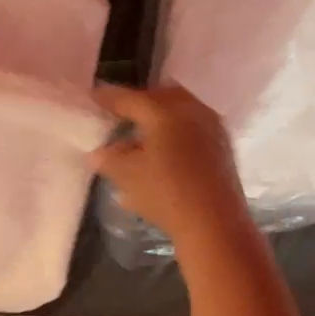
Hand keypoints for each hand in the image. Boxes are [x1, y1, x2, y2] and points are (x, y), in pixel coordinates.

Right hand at [89, 84, 253, 247]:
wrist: (212, 219)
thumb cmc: (164, 193)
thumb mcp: (126, 176)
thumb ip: (109, 159)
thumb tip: (99, 151)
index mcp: (164, 113)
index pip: (131, 99)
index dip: (109, 97)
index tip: (93, 96)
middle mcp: (191, 110)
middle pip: (161, 96)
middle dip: (139, 101)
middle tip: (120, 111)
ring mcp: (211, 125)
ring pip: (180, 108)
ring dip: (159, 115)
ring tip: (141, 131)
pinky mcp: (221, 143)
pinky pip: (192, 123)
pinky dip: (174, 128)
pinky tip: (163, 148)